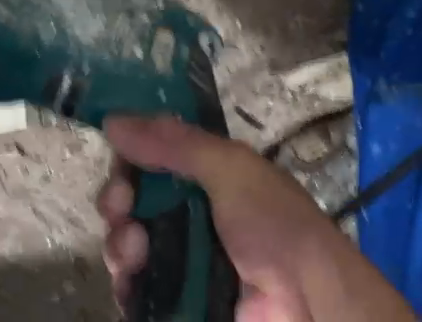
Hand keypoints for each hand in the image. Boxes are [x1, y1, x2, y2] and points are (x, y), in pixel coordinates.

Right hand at [98, 117, 415, 321]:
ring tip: (135, 246)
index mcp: (206, 176)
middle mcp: (190, 214)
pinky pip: (136, 289)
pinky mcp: (178, 301)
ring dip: (120, 239)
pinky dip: (126, 282)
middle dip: (117, 198)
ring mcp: (182, 260)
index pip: (152, 158)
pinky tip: (131, 275)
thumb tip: (113, 120)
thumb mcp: (230, 167)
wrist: (308, 300)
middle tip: (121, 203)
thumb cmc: (273, 222)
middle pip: (133, 200)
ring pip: (128, 243)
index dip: (130, 156)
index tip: (119, 157)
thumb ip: (173, 143)